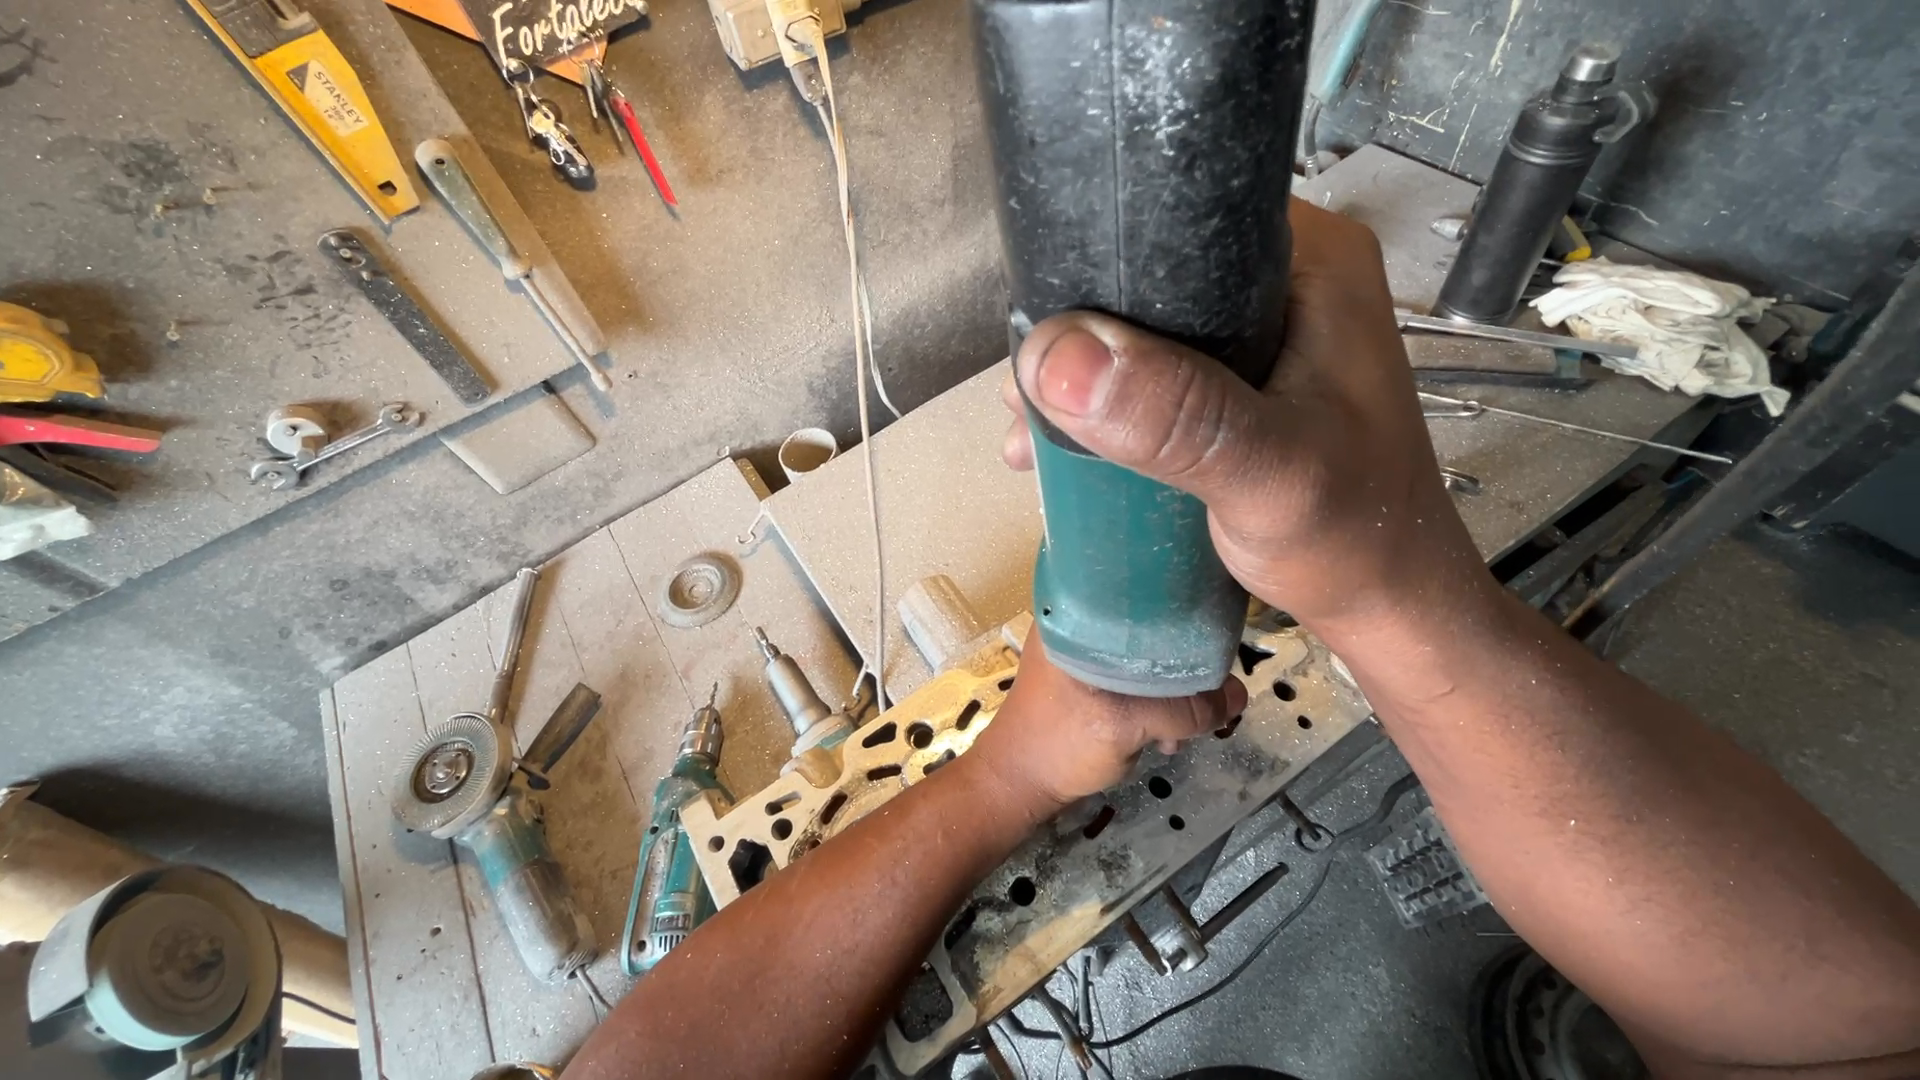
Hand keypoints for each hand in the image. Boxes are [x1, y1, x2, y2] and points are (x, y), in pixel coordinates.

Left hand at [962, 629, 1246, 818]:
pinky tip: (1164, 734)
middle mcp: (1079, 623)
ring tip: (1181, 728)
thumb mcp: (1124, 725)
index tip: (1214, 622)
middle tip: (1203, 694)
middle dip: (1182, 664)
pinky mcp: (1092, 680)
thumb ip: (1183, 710)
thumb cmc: (1059, 744)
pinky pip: (1138, 680)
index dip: (1178, 602)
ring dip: (1171, 692)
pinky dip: (1156, 703)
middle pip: (1150, 627)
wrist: (1018, 785)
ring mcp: (1085, 653)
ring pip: (1148, 658)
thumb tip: (1239, 696)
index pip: (1138, 589)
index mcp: (1074, 613)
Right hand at [1002, 199, 1496, 642]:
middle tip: (1023, 397)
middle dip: (1073, 339)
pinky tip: (1064, 449)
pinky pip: (1150, 378)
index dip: (1095, 263)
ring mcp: (1256, 338)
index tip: (1036, 332)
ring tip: (1029, 432)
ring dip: (1079, 382)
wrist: (1383, 603)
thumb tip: (1055, 356)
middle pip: (1145, 280)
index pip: (1179, 219)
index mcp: (1308, 261)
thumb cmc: (1353, 538)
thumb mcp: (1267, 473)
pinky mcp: (1235, 386)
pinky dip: (1105, 410)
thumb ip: (1177, 418)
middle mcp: (1279, 283)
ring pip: (1139, 334)